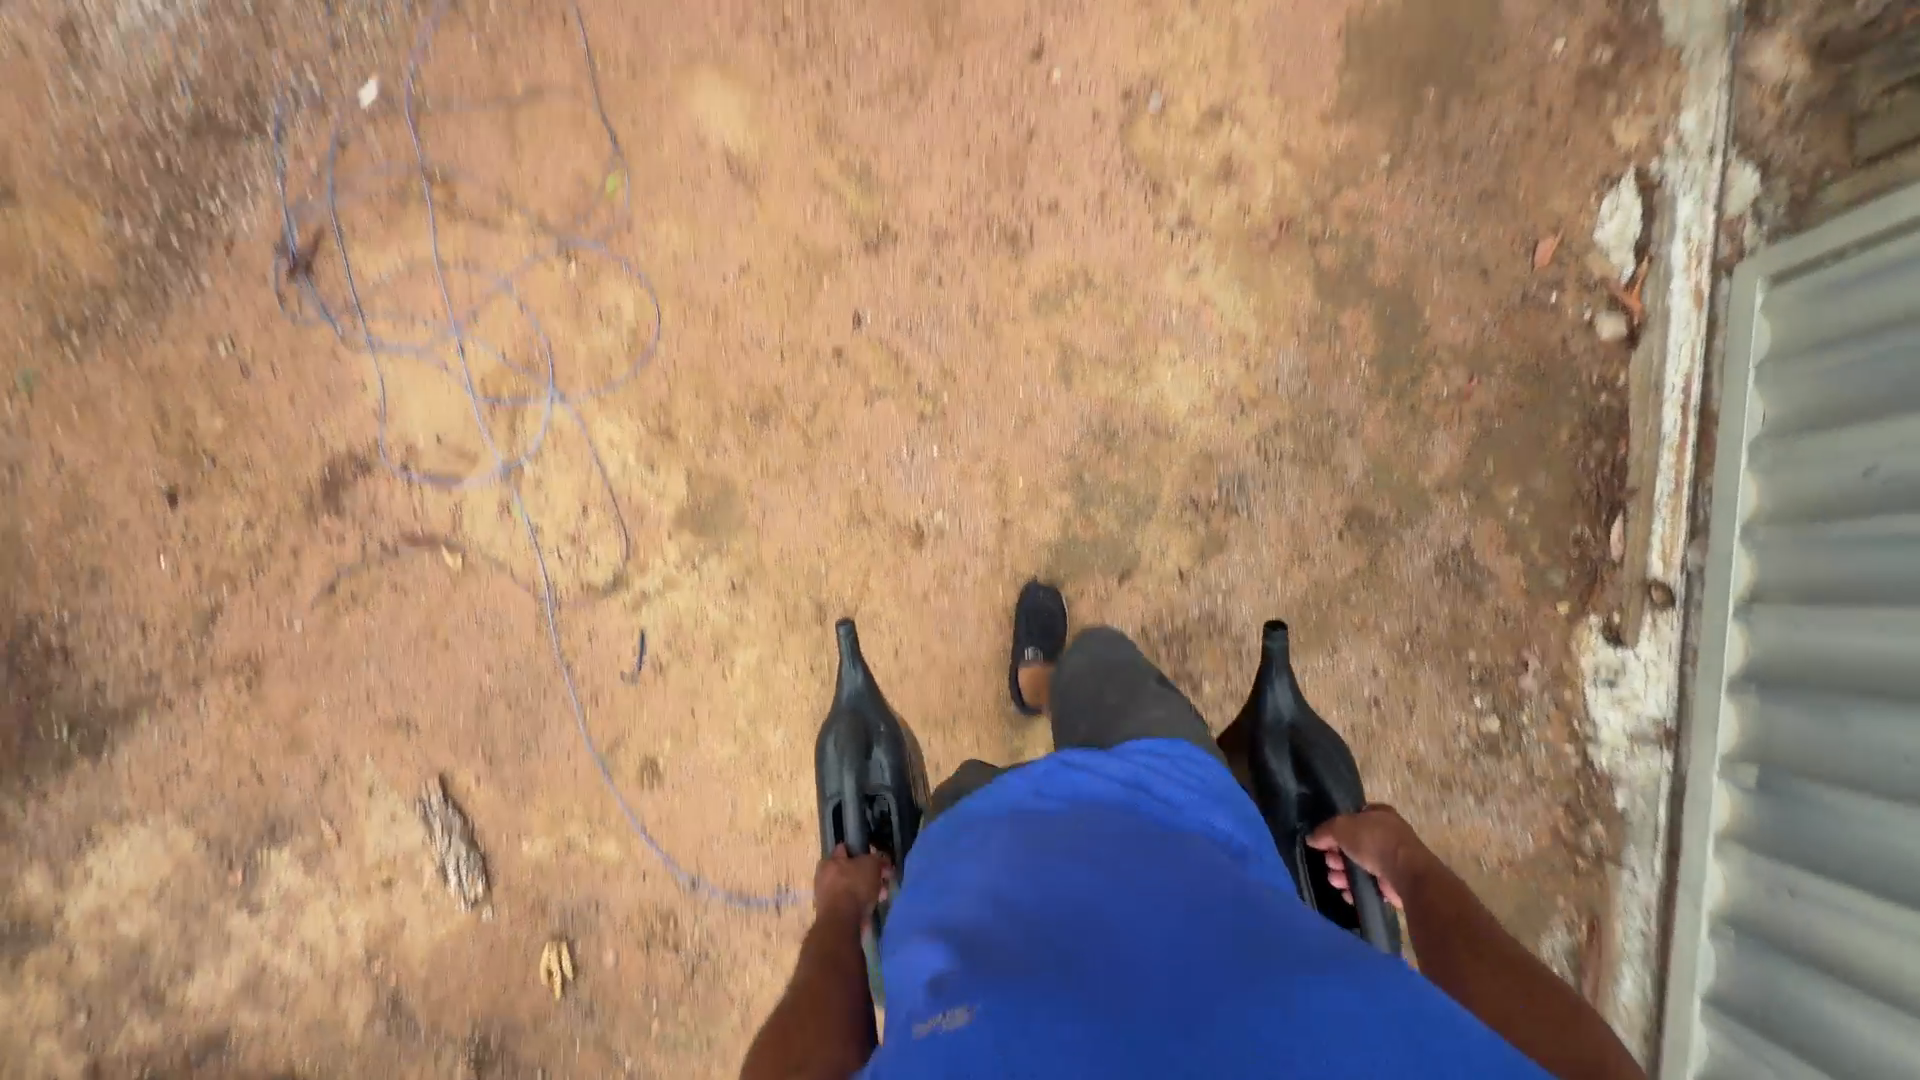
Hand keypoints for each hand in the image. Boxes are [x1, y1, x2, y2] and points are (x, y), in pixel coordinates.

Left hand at [814, 844, 891, 922]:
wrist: (841, 922)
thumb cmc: (854, 886)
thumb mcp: (872, 864)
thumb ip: (878, 859)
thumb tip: (883, 861)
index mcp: (830, 861)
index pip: (845, 849)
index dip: (860, 852)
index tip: (874, 859)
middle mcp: (824, 877)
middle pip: (850, 871)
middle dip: (867, 876)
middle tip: (882, 881)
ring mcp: (826, 897)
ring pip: (851, 889)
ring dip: (866, 892)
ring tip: (881, 897)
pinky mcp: (831, 914)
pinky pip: (849, 904)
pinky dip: (860, 905)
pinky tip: (872, 908)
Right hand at [1306, 804, 1429, 909]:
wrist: (1407, 874)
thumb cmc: (1374, 841)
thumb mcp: (1340, 827)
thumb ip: (1323, 831)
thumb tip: (1311, 839)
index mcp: (1379, 814)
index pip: (1353, 817)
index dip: (1336, 828)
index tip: (1325, 841)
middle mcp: (1388, 835)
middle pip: (1353, 844)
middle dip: (1337, 855)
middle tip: (1330, 863)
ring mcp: (1392, 859)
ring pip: (1359, 865)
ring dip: (1343, 873)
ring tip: (1336, 880)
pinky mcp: (1394, 882)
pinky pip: (1369, 883)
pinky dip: (1356, 888)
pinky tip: (1347, 892)